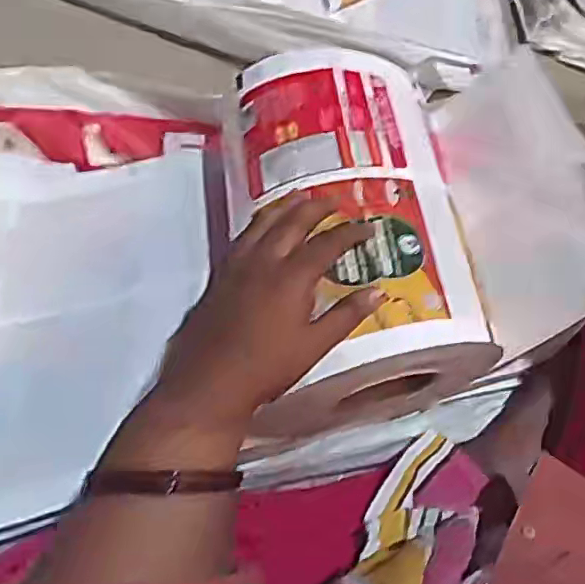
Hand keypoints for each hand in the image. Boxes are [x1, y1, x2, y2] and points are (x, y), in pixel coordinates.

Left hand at [106, 199, 379, 467]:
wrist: (206, 387)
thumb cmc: (266, 369)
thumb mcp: (315, 345)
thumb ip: (347, 315)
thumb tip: (377, 292)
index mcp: (291, 278)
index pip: (327, 244)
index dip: (351, 233)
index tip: (368, 227)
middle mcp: (263, 263)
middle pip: (293, 223)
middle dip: (317, 208)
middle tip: (336, 200)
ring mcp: (236, 268)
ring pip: (262, 224)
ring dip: (285, 207)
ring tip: (299, 196)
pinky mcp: (218, 277)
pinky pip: (241, 238)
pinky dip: (258, 223)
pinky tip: (261, 227)